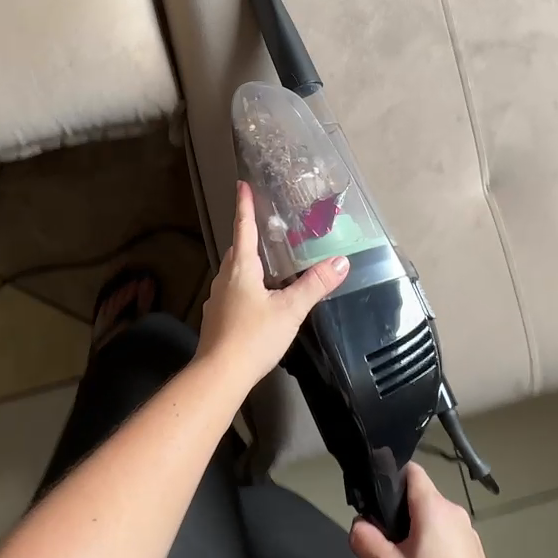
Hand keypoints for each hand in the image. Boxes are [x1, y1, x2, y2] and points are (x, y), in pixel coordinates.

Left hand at [195, 181, 349, 383]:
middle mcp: (225, 277)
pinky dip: (245, 286)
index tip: (242, 184)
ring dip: (248, 263)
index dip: (244, 205)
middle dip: (249, 235)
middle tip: (266, 226)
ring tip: (267, 263)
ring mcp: (218, 298)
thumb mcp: (290, 310)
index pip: (243, 227)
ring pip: (234, 271)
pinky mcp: (217, 317)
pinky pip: (232, 291)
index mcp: (241, 267)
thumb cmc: (253, 336)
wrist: (219, 373)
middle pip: (238, 249)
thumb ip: (315, 285)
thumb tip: (340, 262)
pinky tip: (257, 300)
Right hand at [349, 463, 490, 557]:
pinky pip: (449, 540)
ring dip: (417, 536)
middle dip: (400, 517)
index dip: (388, 478)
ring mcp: (470, 535)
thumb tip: (358, 524)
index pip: (409, 469)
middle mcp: (456, 513)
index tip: (374, 500)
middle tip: (386, 544)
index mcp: (435, 506)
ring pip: (434, 522)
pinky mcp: (477, 556)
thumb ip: (366, 539)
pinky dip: (435, 550)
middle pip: (419, 499)